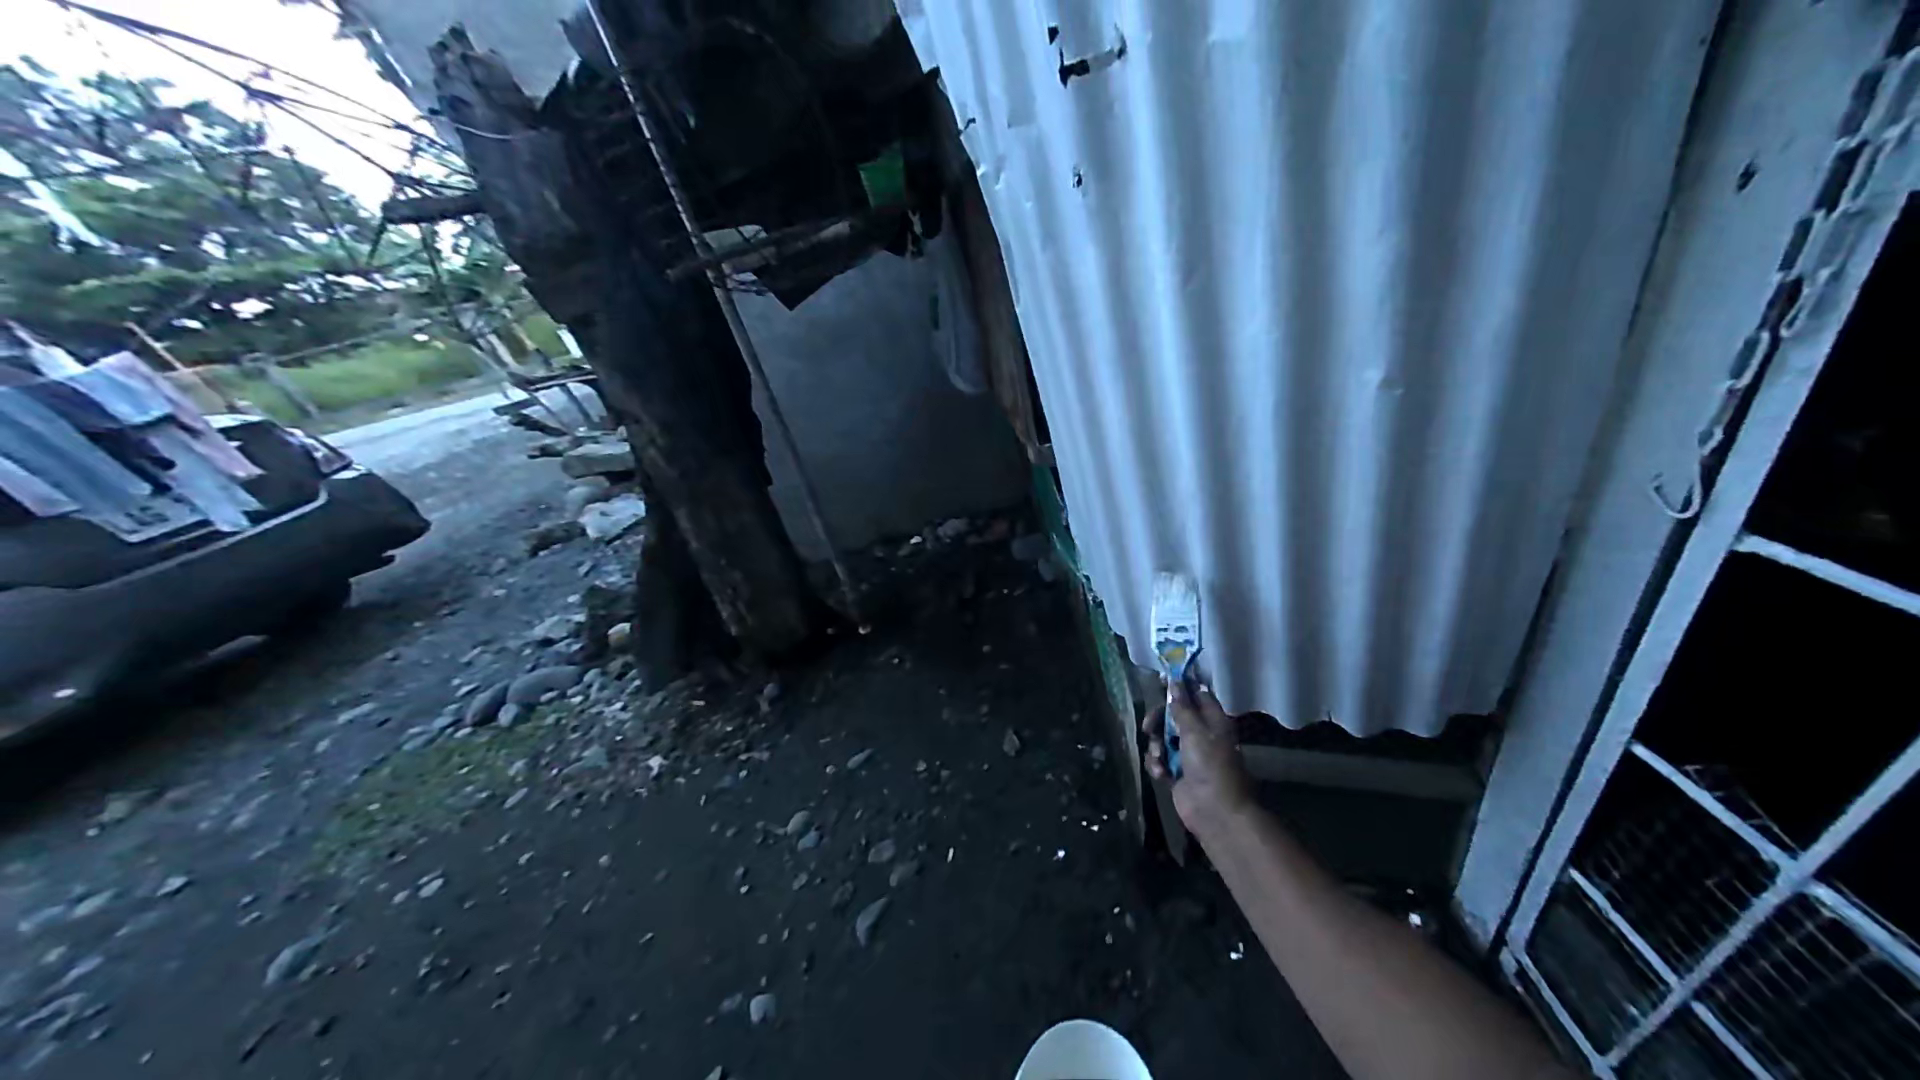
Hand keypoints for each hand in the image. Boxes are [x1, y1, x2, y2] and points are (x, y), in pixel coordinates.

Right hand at [1144, 678, 1255, 835]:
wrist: (1215, 811)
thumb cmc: (1210, 765)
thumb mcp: (1195, 731)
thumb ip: (1181, 706)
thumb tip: (1174, 681)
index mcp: (1212, 721)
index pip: (1196, 695)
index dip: (1179, 686)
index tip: (1160, 681)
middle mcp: (1201, 735)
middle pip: (1173, 716)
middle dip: (1159, 721)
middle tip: (1149, 727)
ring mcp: (1188, 755)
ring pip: (1162, 738)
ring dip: (1156, 746)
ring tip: (1159, 758)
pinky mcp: (1176, 772)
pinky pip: (1159, 759)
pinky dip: (1157, 764)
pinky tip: (1161, 773)